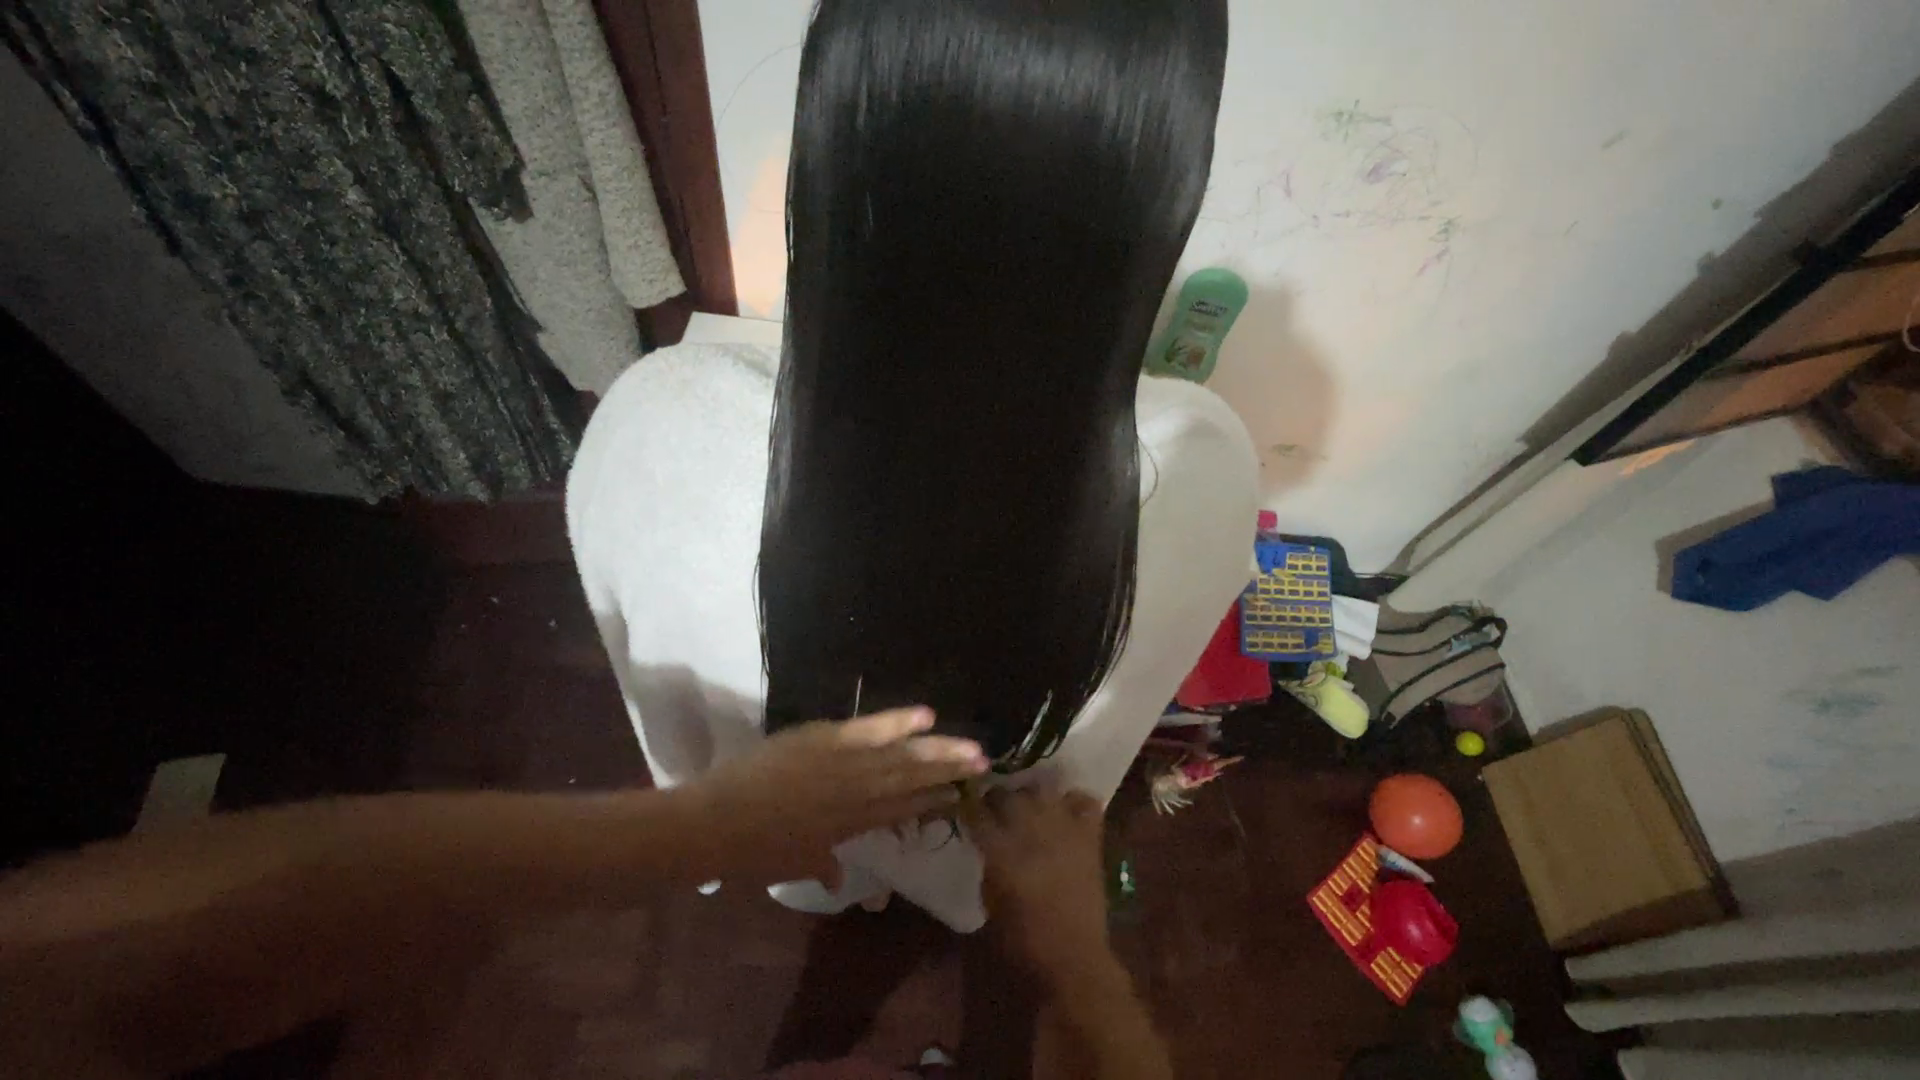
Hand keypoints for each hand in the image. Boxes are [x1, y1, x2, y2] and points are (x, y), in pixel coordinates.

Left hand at [678, 707, 986, 883]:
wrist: (717, 825)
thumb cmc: (752, 853)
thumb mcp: (793, 864)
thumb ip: (823, 866)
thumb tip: (841, 882)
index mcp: (851, 827)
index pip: (901, 812)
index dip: (931, 803)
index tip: (959, 795)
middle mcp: (858, 797)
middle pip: (911, 783)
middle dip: (948, 774)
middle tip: (984, 765)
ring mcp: (844, 765)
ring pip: (901, 758)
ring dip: (939, 752)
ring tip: (972, 747)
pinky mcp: (826, 739)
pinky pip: (870, 729)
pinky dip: (899, 722)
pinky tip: (928, 715)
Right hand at [966, 785, 1111, 980]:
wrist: (1072, 956)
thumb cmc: (1023, 939)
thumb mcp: (990, 900)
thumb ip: (987, 863)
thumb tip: (987, 842)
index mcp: (1001, 850)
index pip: (977, 811)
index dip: (970, 806)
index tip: (967, 806)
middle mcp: (1031, 830)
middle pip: (1008, 794)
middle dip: (997, 798)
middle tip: (995, 809)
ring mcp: (1064, 829)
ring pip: (1043, 789)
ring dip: (1031, 795)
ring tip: (1028, 806)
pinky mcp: (1089, 837)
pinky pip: (1085, 802)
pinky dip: (1074, 801)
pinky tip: (1064, 812)